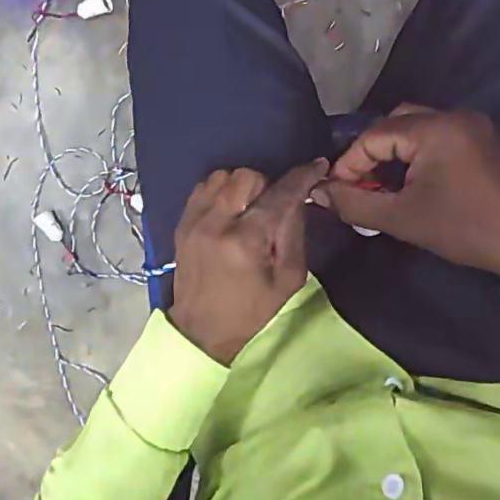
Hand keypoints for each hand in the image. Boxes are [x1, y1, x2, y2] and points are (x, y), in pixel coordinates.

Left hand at [168, 159, 326, 364]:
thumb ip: (294, 232)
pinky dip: (220, 192)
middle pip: (247, 176)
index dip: (302, 177)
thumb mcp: (288, 279)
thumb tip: (297, 197)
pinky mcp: (181, 224)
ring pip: (222, 176)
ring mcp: (193, 221)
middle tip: (272, 209)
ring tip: (248, 210)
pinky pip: (203, 187)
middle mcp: (215, 223)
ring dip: (241, 186)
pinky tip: (228, 212)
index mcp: (245, 241)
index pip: (279, 194)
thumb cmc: (253, 312)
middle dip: (266, 185)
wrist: (202, 333)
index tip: (317, 166)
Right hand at [311, 105, 499, 285]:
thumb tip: (318, 192)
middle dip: (370, 153)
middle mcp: (454, 117)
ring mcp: (473, 126)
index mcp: (435, 130)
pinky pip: (439, 136)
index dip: (349, 163)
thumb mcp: (402, 219)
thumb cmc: (465, 229)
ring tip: (381, 186)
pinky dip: (417, 153)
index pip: (374, 135)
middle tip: (359, 185)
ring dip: (393, 152)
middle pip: (395, 122)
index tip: (338, 191)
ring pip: (417, 127)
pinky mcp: (484, 140)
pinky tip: (410, 182)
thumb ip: (354, 203)